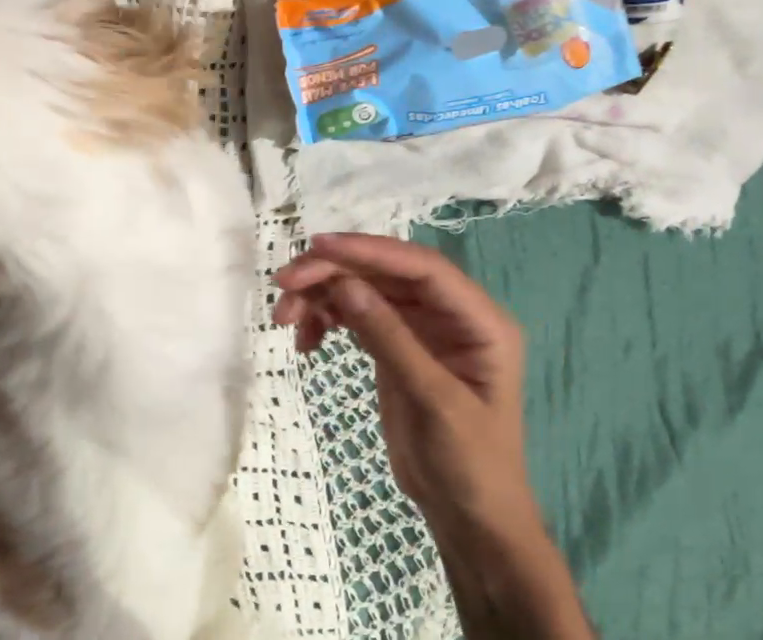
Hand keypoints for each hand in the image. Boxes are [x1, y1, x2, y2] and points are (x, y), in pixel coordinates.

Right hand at [272, 233, 532, 531]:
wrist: (468, 515)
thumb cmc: (470, 463)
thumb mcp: (434, 401)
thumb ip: (392, 340)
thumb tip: (346, 285)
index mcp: (479, 321)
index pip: (421, 267)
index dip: (370, 250)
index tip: (318, 247)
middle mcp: (449, 315)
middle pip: (383, 272)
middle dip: (331, 272)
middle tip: (283, 284)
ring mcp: (419, 329)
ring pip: (361, 290)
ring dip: (318, 296)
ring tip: (283, 319)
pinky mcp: (393, 345)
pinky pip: (352, 315)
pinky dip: (323, 319)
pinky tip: (304, 342)